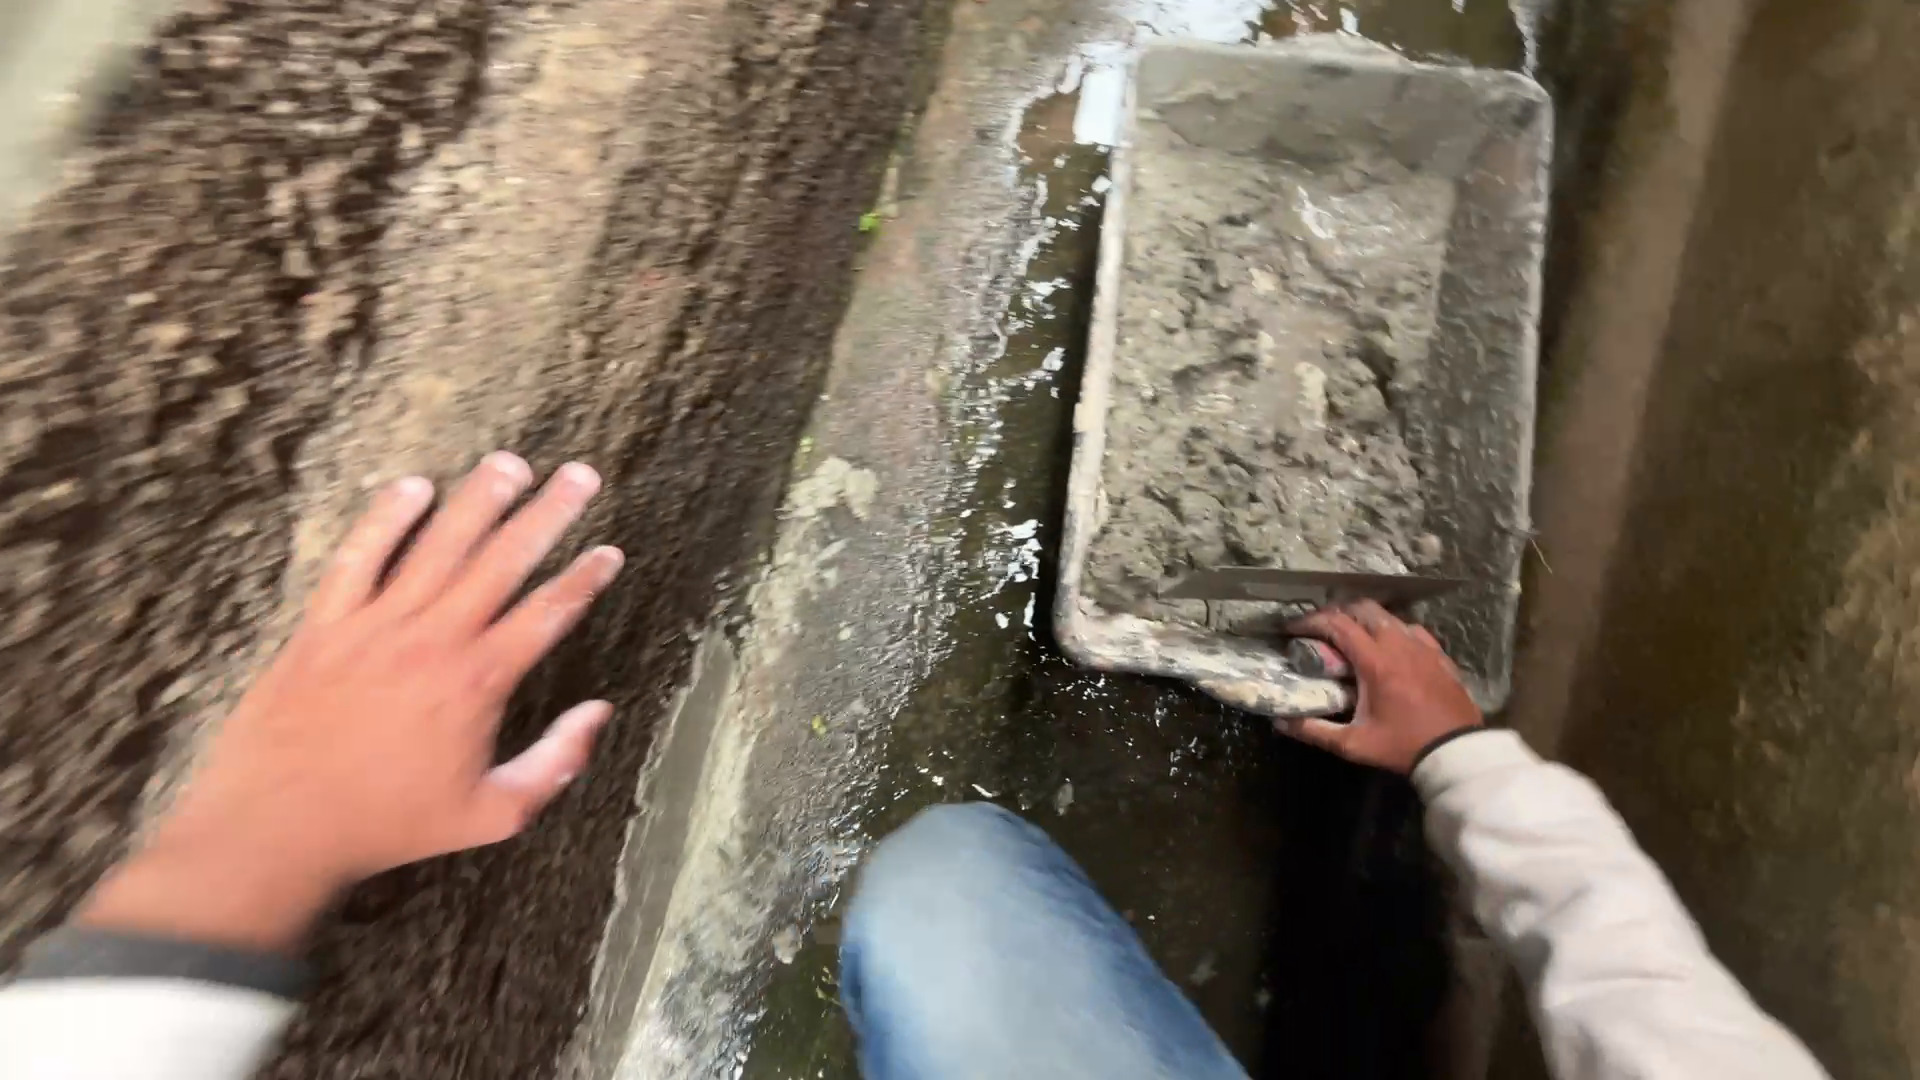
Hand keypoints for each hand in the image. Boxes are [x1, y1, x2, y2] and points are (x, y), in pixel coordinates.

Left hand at [75, 452, 623, 950]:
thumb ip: (558, 761)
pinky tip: (412, 486)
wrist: (270, 834)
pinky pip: (357, 560)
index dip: (585, 577)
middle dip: (548, 513)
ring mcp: (375, 627)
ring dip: (477, 501)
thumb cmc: (392, 824)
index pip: (549, 612)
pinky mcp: (324, 627)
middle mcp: (434, 639)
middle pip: (503, 560)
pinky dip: (384, 520)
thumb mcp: (495, 813)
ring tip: (510, 463)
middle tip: (580, 475)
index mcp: (480, 680)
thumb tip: (601, 712)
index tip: (610, 552)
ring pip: (437, 547)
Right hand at [1275, 600, 1480, 773]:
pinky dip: (1395, 632)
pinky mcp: (1441, 657)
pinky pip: (1414, 631)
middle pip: (1364, 609)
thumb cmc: (1404, 746)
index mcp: (1375, 662)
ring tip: (1354, 636)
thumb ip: (1314, 731)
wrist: (1460, 756)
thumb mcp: (1353, 744)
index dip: (1310, 621)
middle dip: (1338, 613)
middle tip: (1322, 629)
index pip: (1337, 624)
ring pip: (1390, 617)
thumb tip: (1280, 722)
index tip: (1293, 629)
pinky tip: (1391, 648)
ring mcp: (1424, 649)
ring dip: (1366, 621)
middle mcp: (1399, 646)